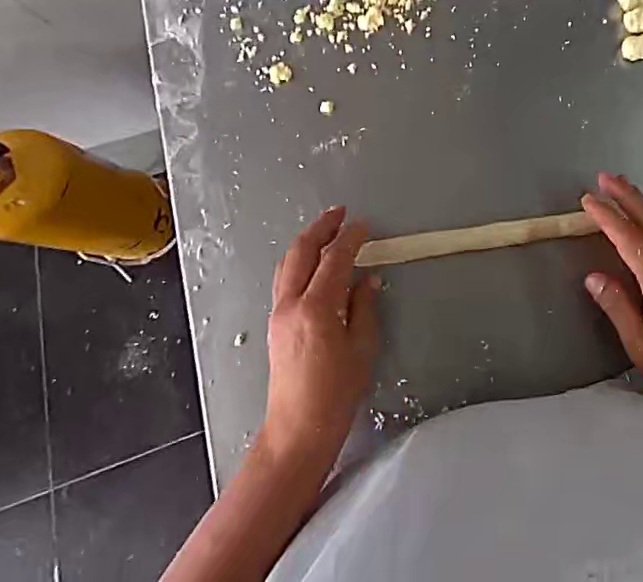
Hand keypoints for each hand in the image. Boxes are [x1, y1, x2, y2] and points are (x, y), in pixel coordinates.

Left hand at [259, 207, 380, 461]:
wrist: (297, 429)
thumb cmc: (336, 394)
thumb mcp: (362, 350)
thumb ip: (364, 309)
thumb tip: (367, 280)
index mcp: (316, 308)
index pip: (334, 259)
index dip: (350, 239)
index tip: (363, 226)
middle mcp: (291, 302)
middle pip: (303, 251)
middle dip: (321, 227)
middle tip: (340, 213)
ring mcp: (278, 311)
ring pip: (288, 262)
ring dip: (307, 241)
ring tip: (325, 230)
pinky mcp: (275, 322)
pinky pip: (284, 278)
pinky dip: (299, 260)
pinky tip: (312, 262)